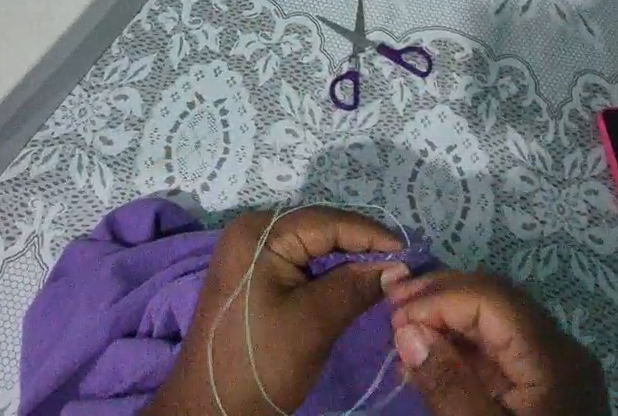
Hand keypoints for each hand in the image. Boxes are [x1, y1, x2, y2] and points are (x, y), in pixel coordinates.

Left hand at [146, 207, 402, 415]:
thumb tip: (398, 266)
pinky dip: (327, 269)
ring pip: (311, 244)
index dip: (371, 234)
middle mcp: (251, 229)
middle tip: (400, 263)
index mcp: (259, 232)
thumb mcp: (313, 324)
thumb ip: (354, 287)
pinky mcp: (252, 272)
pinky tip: (352, 280)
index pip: (327, 221)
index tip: (409, 252)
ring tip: (384, 271)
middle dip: (360, 244)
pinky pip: (298, 259)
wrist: (208, 412)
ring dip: (346, 257)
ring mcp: (248, 250)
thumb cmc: (258, 365)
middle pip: (319, 228)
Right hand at [387, 270, 607, 415]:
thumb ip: (447, 386)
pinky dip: (462, 348)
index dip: (440, 298)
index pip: (492, 299)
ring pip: (496, 321)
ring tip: (402, 329)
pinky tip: (429, 356)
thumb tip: (406, 330)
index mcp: (554, 359)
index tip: (393, 317)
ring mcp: (553, 372)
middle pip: (497, 300)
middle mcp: (559, 352)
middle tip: (391, 308)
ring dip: (448, 318)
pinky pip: (499, 352)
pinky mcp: (542, 393)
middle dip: (441, 297)